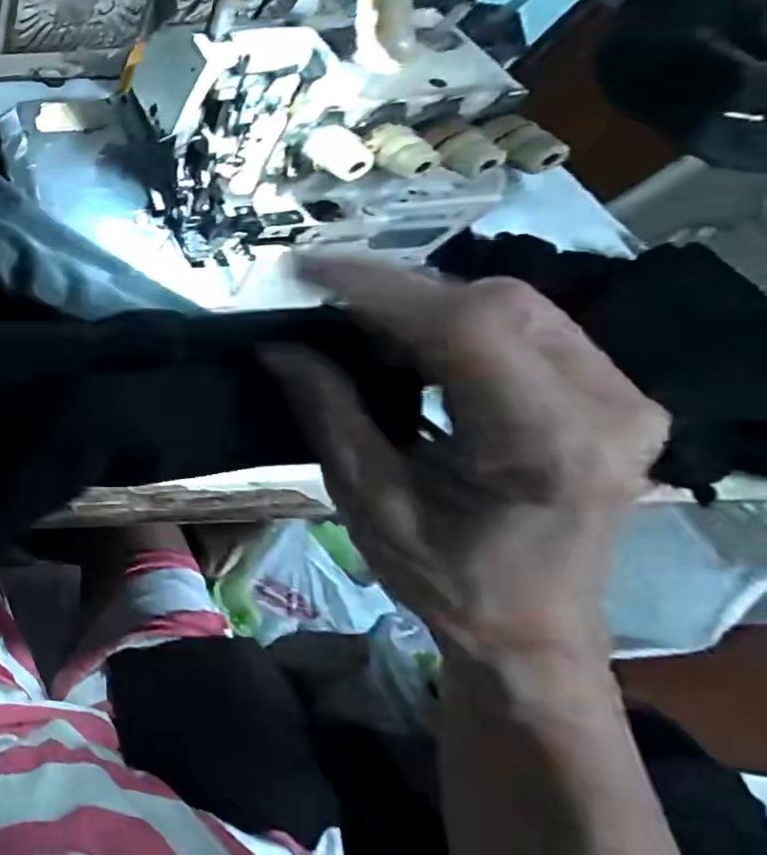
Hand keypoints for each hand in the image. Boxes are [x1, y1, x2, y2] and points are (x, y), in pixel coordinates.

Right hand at [263, 258, 668, 664]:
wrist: (532, 627)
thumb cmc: (444, 577)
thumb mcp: (367, 497)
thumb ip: (328, 411)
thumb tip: (277, 346)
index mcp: (548, 446)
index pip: (468, 329)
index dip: (380, 288)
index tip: (305, 270)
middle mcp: (607, 408)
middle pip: (497, 303)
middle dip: (397, 292)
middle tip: (322, 306)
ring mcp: (620, 397)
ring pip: (513, 303)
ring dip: (423, 302)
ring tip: (356, 326)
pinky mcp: (608, 393)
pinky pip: (524, 324)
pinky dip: (452, 319)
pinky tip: (406, 341)